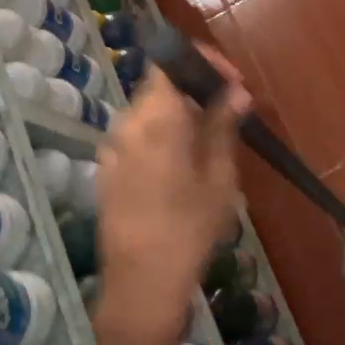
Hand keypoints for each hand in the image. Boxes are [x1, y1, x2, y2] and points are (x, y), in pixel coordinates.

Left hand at [95, 47, 251, 315]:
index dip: (202, 61)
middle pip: (160, 86)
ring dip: (180, 111)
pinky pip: (138, 135)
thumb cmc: (190, 227)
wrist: (142, 282)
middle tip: (231, 107)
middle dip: (196, 87)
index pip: (169, 62)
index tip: (233, 81)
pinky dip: (163, 133)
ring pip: (149, 111)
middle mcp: (127, 125)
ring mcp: (112, 148)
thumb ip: (224, 126)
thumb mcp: (220, 175)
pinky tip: (186, 161)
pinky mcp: (107, 170)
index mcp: (156, 120)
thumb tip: (236, 92)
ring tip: (214, 134)